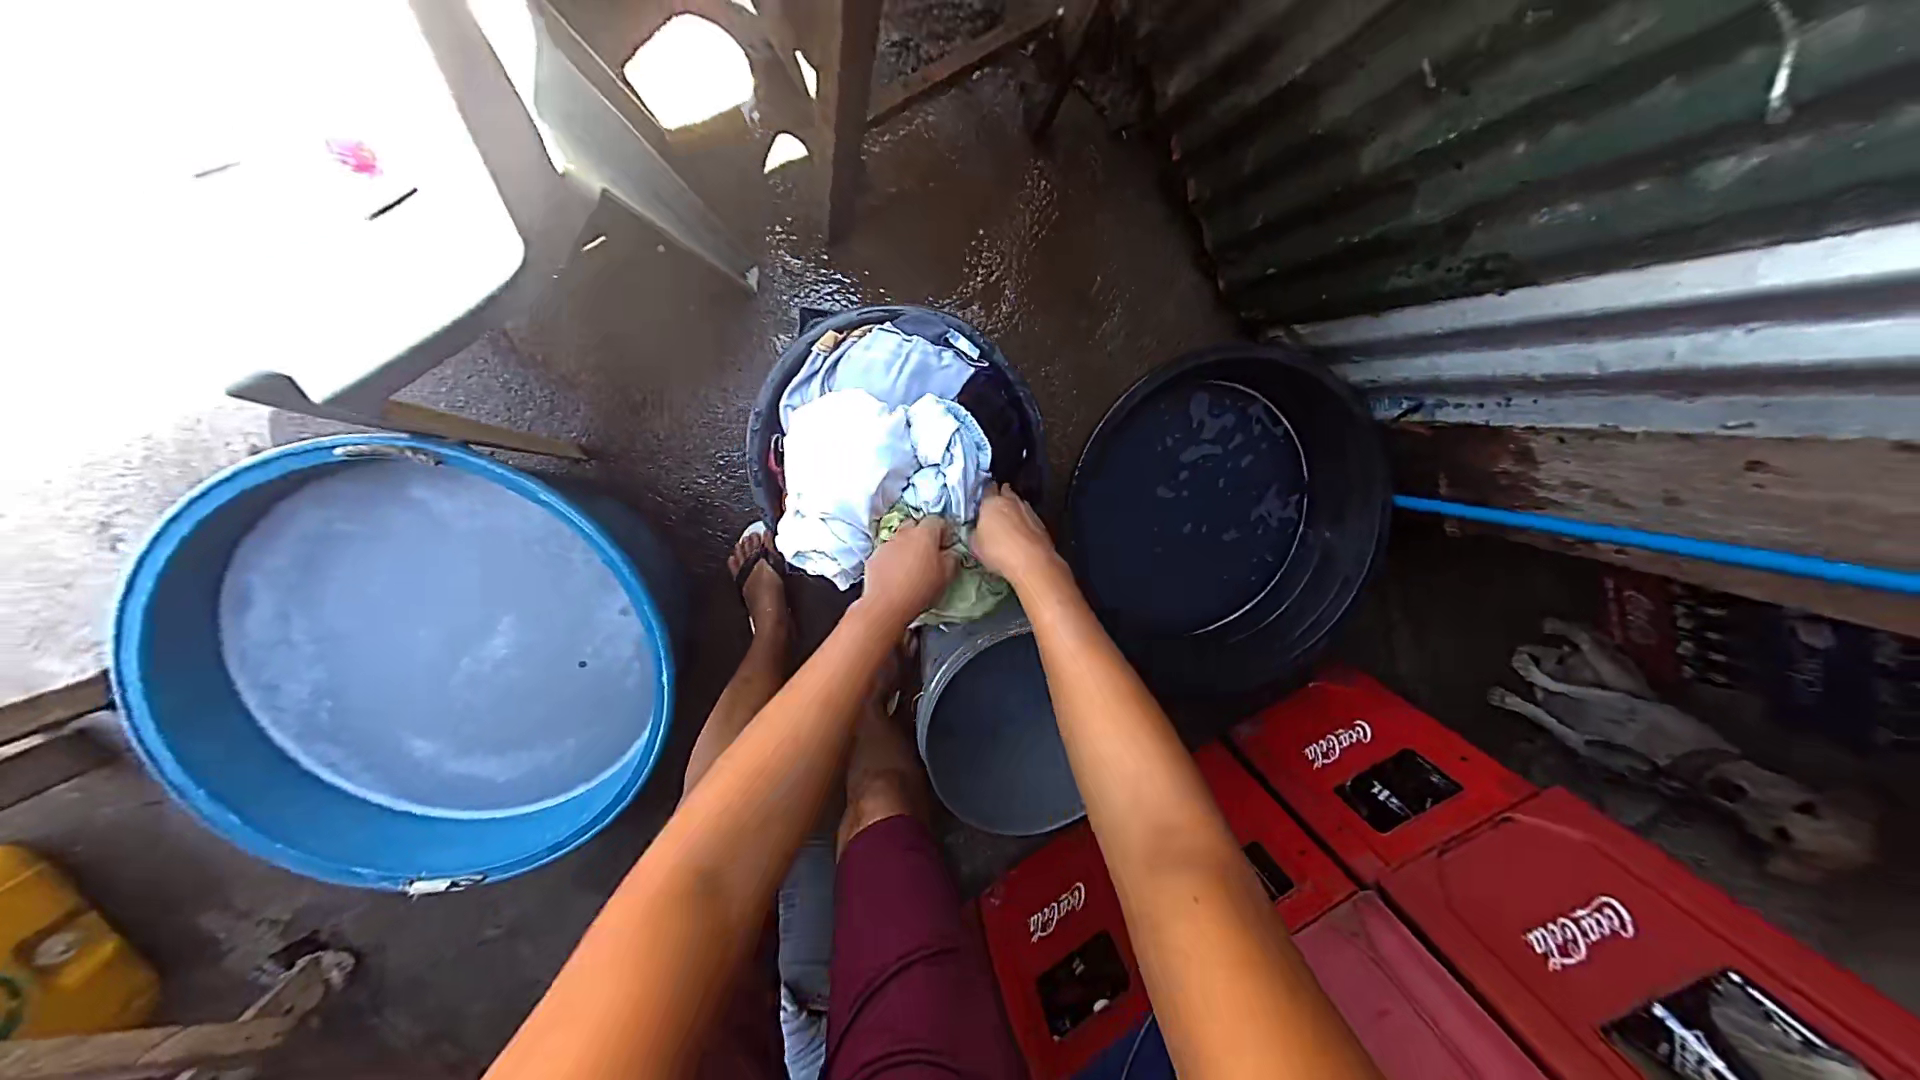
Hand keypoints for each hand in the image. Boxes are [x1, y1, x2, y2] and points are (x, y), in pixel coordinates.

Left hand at [860, 517, 957, 626]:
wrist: (886, 604)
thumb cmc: (921, 588)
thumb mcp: (946, 576)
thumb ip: (952, 559)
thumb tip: (951, 553)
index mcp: (924, 533)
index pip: (937, 520)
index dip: (944, 531)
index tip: (946, 544)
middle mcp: (903, 534)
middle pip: (915, 525)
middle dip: (922, 535)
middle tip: (928, 553)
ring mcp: (885, 544)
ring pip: (899, 539)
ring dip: (906, 547)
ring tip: (910, 566)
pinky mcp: (873, 558)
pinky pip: (886, 553)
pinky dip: (892, 559)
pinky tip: (896, 575)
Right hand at [972, 485, 1067, 589]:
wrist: (1031, 561)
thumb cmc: (997, 551)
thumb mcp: (975, 545)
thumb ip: (975, 531)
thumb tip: (978, 529)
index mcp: (991, 503)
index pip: (987, 489)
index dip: (984, 494)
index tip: (982, 502)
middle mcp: (1010, 501)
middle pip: (1005, 492)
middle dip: (1001, 496)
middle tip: (995, 508)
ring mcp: (1028, 509)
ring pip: (1018, 503)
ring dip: (1014, 509)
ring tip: (1009, 521)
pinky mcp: (1040, 521)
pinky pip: (1028, 516)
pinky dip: (1024, 520)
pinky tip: (1021, 532)